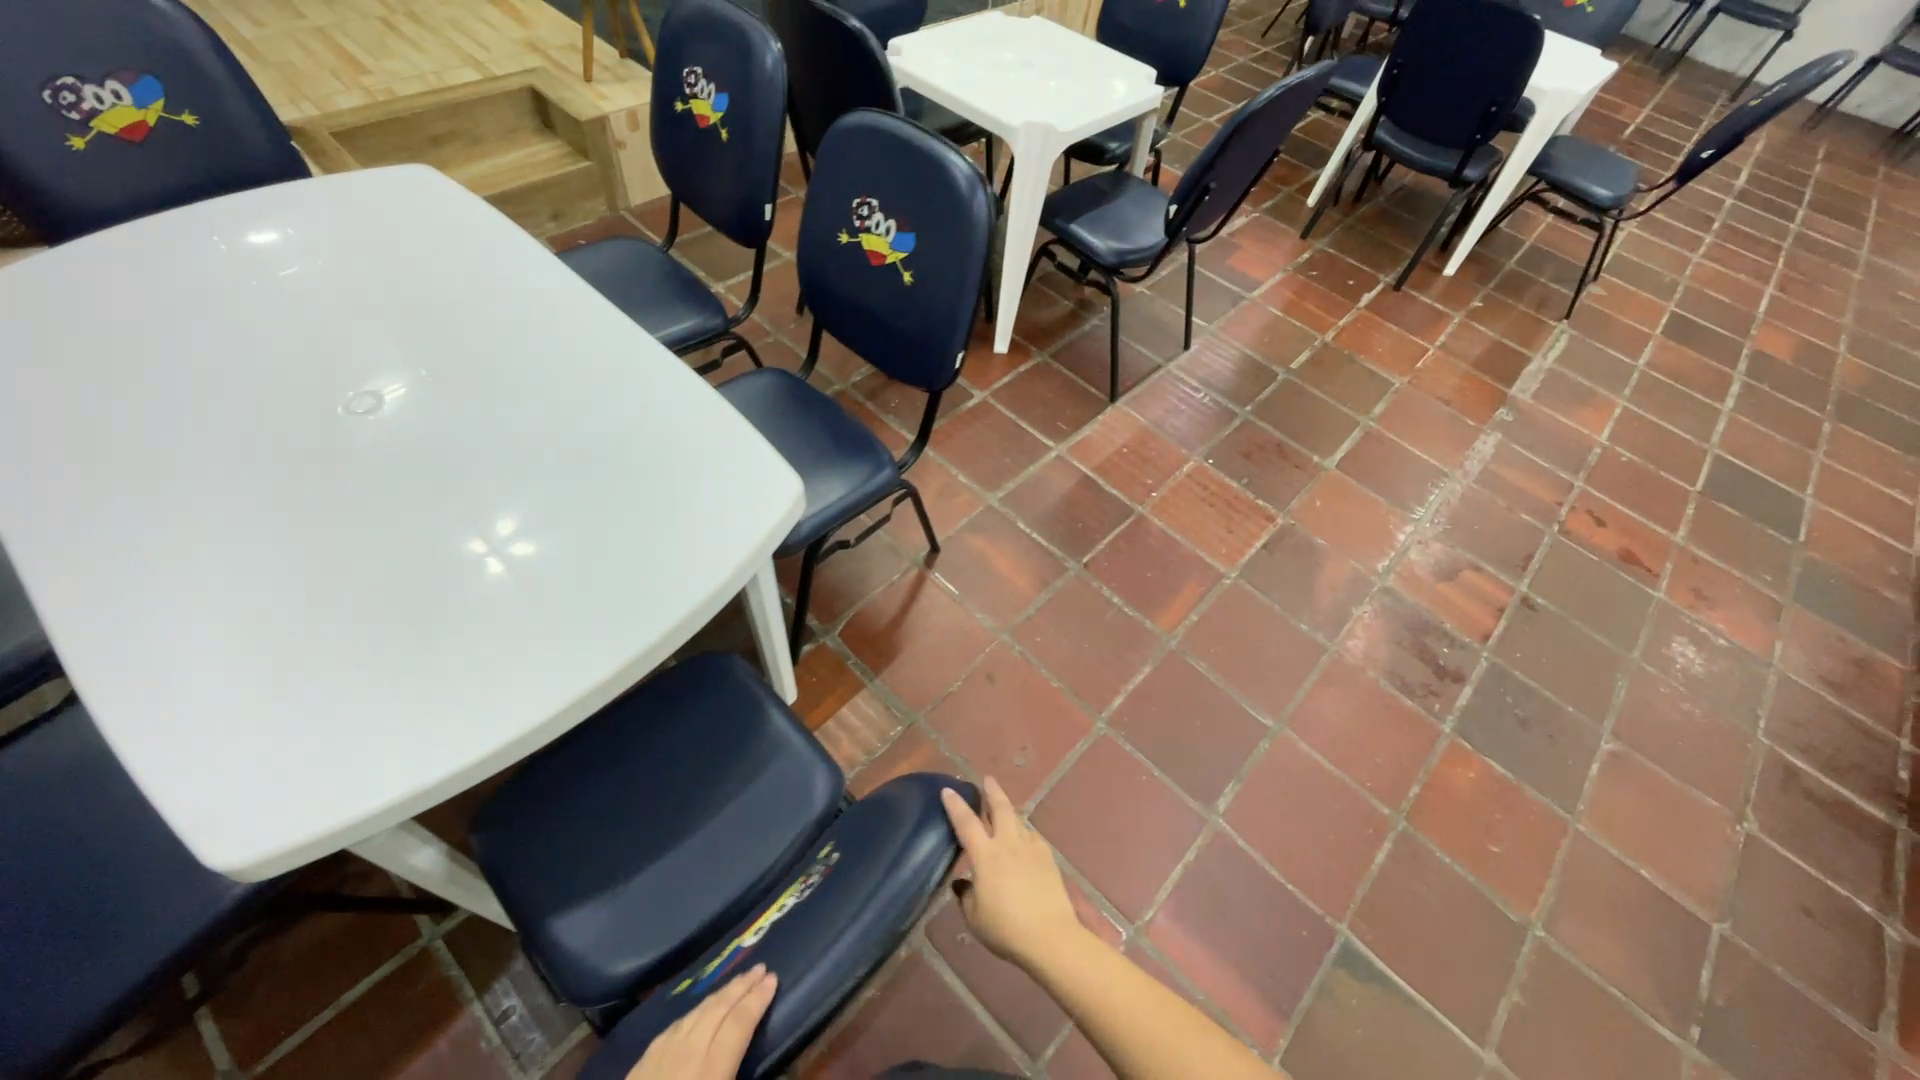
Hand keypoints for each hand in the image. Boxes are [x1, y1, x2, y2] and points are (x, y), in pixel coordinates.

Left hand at [626, 966, 776, 1079]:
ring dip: (720, 993)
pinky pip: (675, 1025)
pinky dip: (695, 1011)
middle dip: (741, 986)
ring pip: (696, 1012)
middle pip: (718, 1009)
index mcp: (711, 1070)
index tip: (773, 978)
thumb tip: (757, 1061)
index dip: (757, 1000)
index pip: (739, 1024)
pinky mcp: (644, 1060)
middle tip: (760, 967)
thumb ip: (737, 1072)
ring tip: (737, 981)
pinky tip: (699, 1010)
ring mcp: (663, 1053)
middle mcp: (688, 1053)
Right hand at [941, 778, 1084, 969]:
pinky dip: (1024, 832)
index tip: (948, 790)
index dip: (955, 805)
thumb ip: (966, 896)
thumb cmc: (1006, 929)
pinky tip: (1024, 839)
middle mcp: (1009, 844)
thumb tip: (964, 883)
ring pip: (1018, 821)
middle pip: (1001, 808)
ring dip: (1009, 811)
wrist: (1051, 937)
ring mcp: (1032, 849)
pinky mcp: (1048, 859)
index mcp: (986, 856)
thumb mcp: (975, 917)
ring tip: (1004, 810)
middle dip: (992, 791)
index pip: (966, 823)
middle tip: (987, 779)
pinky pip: (1032, 837)